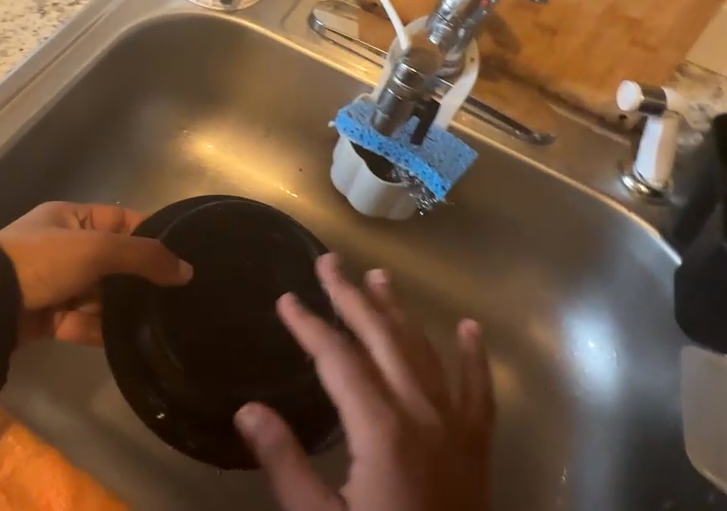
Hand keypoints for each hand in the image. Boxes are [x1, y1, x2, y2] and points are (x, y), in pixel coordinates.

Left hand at [0, 201, 191, 346]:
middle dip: (139, 278)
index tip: (183, 255)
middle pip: (114, 261)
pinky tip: (128, 341)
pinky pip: (82, 322)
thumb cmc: (43, 260)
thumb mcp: (97, 249)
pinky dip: (101, 331)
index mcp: (73, 219)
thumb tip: (186, 270)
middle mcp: (66, 247)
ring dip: (122, 307)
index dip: (152, 234)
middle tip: (177, 295)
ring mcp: (56, 284)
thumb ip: (142, 257)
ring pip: (100, 294)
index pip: (122, 220)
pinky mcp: (48, 317)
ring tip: (159, 321)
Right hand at [234, 254, 493, 510]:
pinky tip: (468, 328)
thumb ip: (285, 464)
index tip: (286, 299)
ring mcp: (457, 429)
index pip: (338, 359)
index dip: (310, 325)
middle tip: (329, 261)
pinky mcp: (479, 448)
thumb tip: (247, 410)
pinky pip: (479, 391)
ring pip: (426, 353)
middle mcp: (423, 415)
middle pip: (382, 340)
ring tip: (379, 278)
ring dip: (401, 312)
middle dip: (352, 297)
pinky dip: (473, 356)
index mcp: (381, 431)